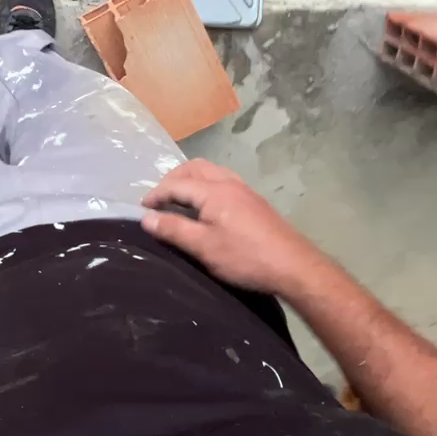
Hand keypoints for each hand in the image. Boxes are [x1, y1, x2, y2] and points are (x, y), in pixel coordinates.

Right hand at [140, 159, 323, 296]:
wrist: (295, 267)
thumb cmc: (246, 258)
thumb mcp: (204, 247)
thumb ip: (173, 230)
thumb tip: (146, 218)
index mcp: (214, 191)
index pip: (176, 184)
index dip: (156, 195)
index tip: (141, 209)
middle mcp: (229, 183)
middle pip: (194, 168)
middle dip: (172, 179)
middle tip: (159, 200)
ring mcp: (245, 190)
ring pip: (211, 172)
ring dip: (190, 180)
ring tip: (179, 200)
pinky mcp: (255, 201)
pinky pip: (223, 180)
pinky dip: (206, 185)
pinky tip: (207, 206)